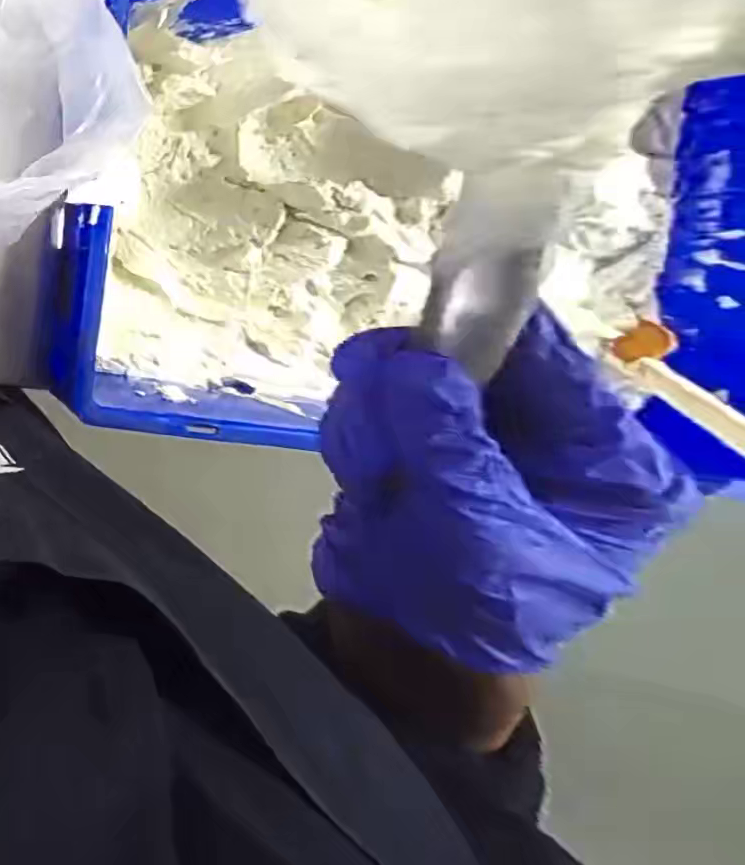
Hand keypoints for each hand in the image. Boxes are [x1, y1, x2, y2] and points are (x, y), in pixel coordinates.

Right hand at [315, 307, 701, 674]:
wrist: (402, 633)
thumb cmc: (475, 600)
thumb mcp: (475, 526)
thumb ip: (447, 442)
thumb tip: (409, 361)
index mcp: (597, 456)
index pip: (553, 365)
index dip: (497, 331)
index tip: (431, 314)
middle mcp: (531, 432)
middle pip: (460, 363)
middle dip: (403, 394)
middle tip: (374, 422)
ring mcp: (459, 433)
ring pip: (395, 381)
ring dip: (369, 423)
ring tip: (373, 476)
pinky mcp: (402, 438)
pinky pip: (362, 405)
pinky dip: (350, 435)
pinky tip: (360, 475)